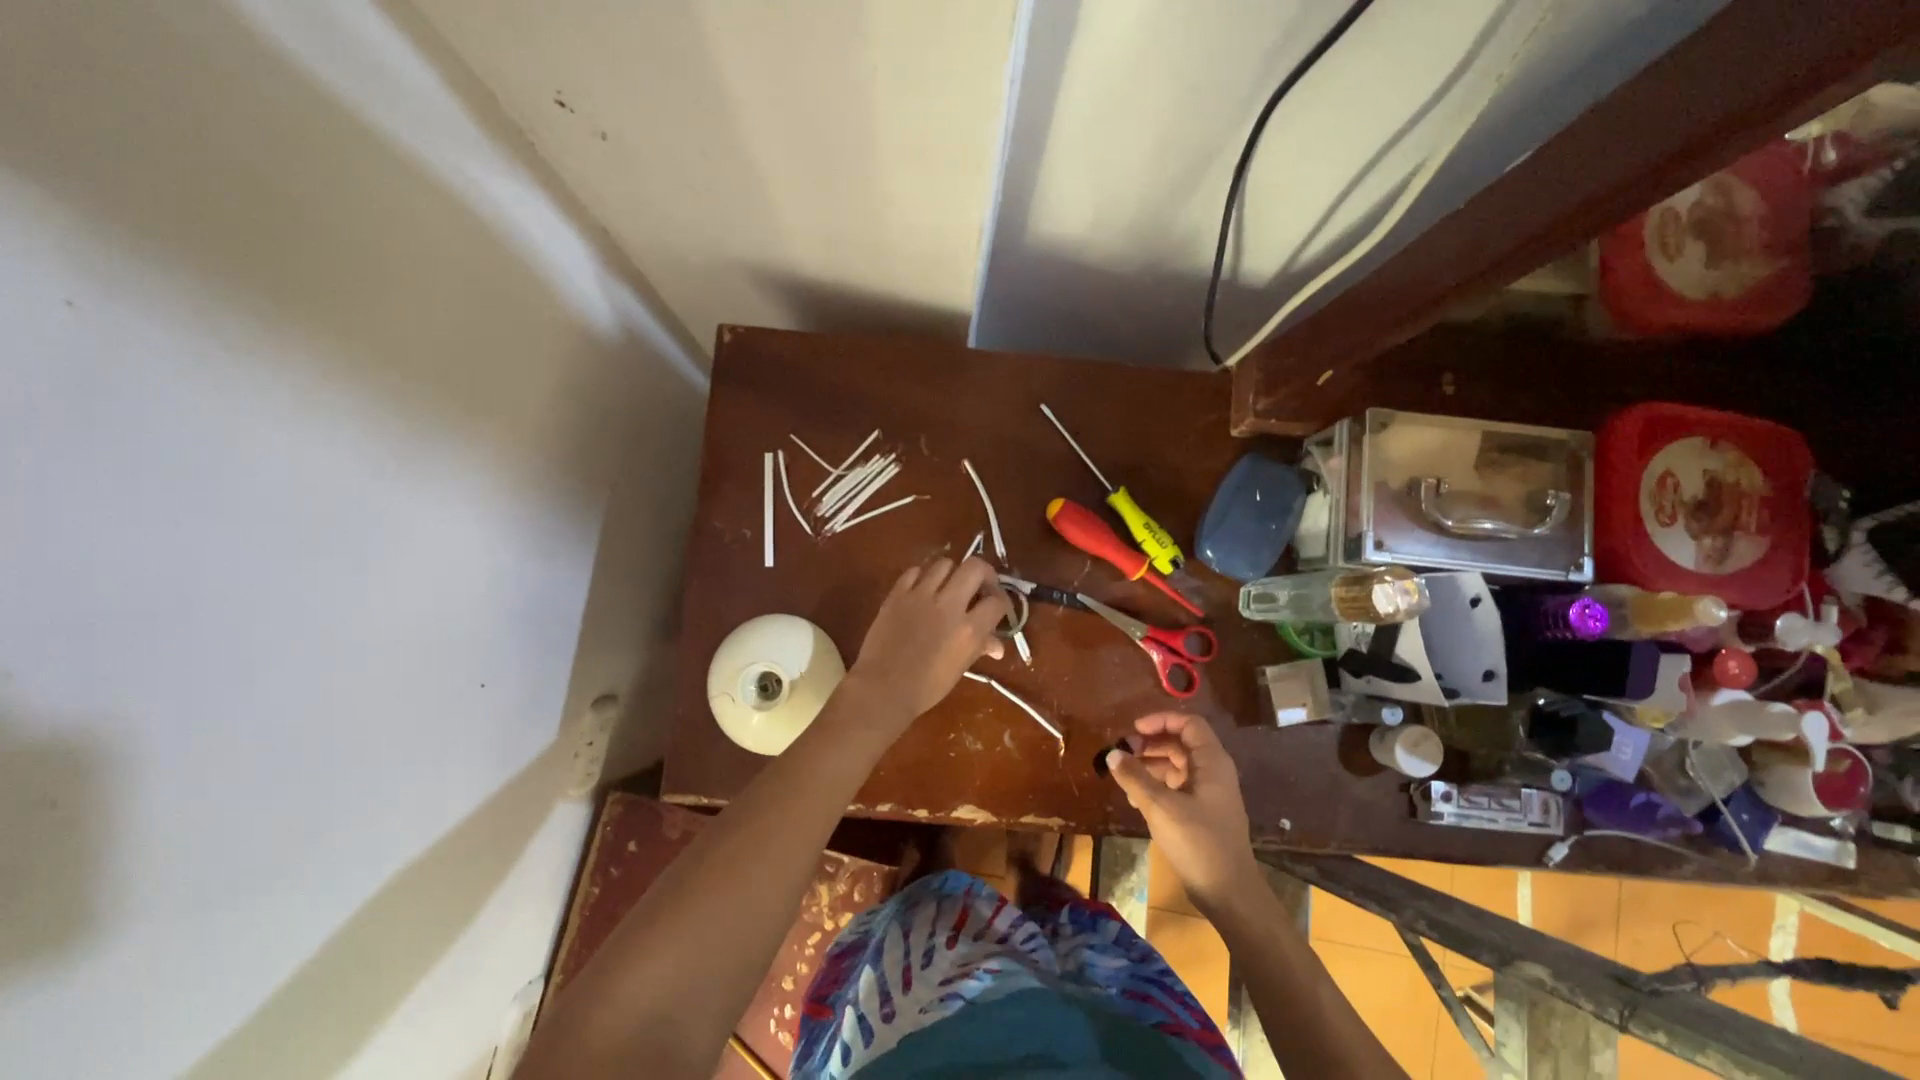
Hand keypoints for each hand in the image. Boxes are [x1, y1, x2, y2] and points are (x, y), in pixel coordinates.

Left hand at [842, 557, 1011, 732]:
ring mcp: (920, 596)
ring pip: (944, 563)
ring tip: (950, 586)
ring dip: (952, 573)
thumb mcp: (959, 668)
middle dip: (984, 574)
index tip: (997, 607)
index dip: (1002, 602)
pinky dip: (923, 576)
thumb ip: (979, 648)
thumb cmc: (926, 687)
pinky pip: (914, 571)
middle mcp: (948, 605)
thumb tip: (997, 646)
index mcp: (969, 629)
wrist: (882, 688)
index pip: (996, 601)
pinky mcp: (896, 594)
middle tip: (980, 587)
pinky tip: (923, 589)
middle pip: (975, 567)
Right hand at [1105, 713, 1258, 912]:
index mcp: (1212, 763)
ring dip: (1150, 767)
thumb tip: (1112, 754)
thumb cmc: (1197, 842)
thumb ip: (1135, 778)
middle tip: (1122, 753)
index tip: (1133, 730)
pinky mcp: (1202, 814)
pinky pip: (1177, 788)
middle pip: (1181, 745)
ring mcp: (1209, 795)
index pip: (1189, 724)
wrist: (1228, 891)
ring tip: (1123, 777)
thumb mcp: (1161, 807)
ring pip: (1177, 768)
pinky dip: (1157, 787)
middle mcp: (1213, 773)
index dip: (1161, 721)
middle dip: (1150, 745)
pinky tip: (1136, 799)